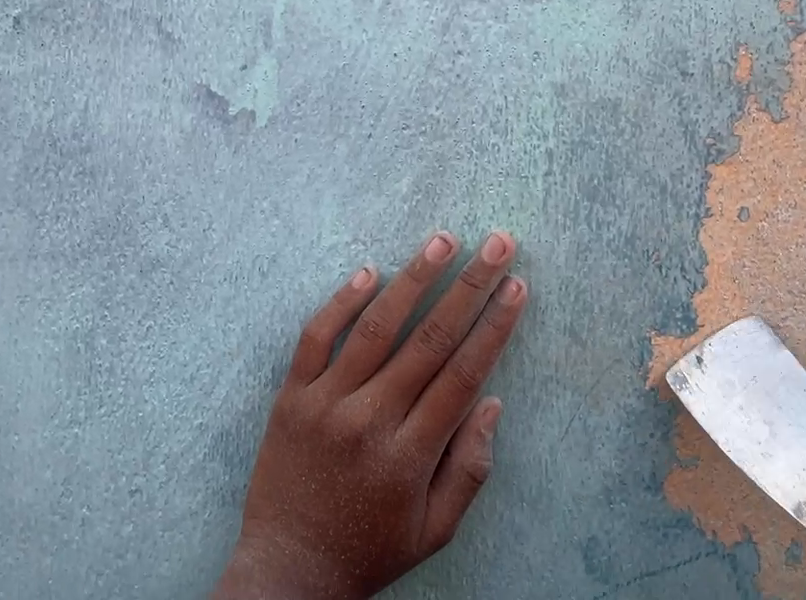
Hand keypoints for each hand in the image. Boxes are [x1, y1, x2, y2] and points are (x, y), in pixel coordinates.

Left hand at [212, 231, 528, 599]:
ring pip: (376, 327)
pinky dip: (341, 301)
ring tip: (444, 240)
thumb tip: (492, 401)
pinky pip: (315, 337)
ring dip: (414, 278)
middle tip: (498, 244)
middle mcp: (370, 420)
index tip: (518, 287)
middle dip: (470, 286)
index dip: (495, 327)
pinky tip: (370, 270)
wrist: (287, 571)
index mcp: (411, 455)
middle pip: (430, 340)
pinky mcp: (291, 397)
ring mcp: (326, 404)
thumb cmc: (371, 551)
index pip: (463, 374)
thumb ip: (470, 467)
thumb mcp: (436, 529)